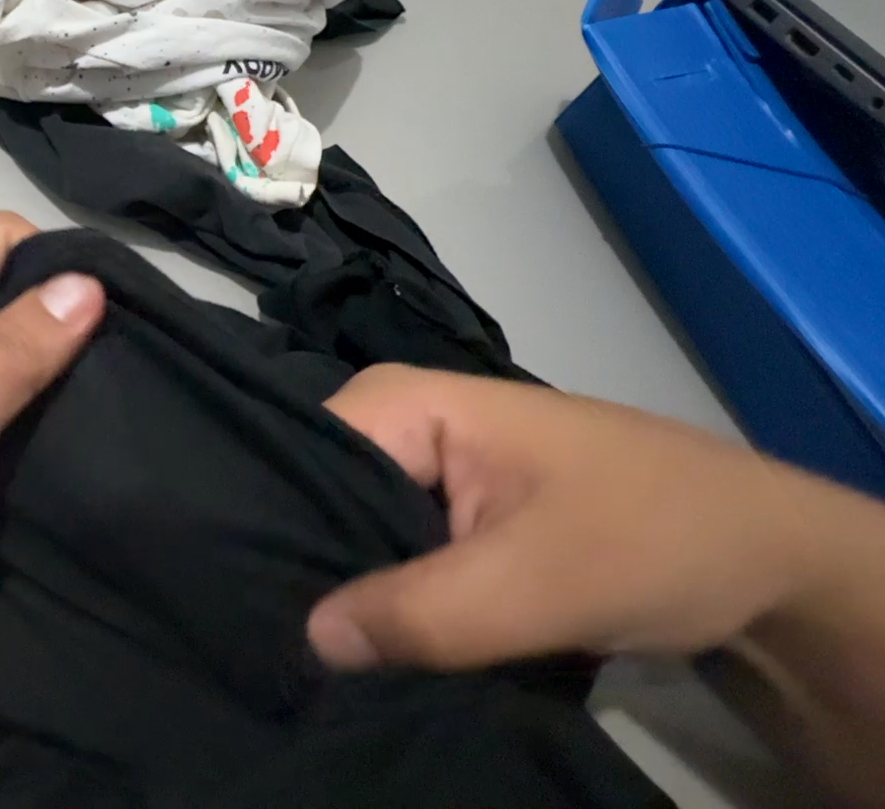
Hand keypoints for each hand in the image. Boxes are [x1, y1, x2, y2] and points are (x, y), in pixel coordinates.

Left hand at [0, 212, 103, 650]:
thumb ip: (8, 353)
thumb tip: (87, 282)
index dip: (60, 261)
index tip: (124, 315)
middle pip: (5, 300)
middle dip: (66, 328)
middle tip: (133, 379)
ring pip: (0, 364)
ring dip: (50, 383)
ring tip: (115, 419)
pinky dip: (24, 426)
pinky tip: (67, 453)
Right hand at [305, 364, 832, 669]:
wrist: (774, 562)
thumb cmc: (654, 538)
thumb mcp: (539, 583)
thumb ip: (421, 613)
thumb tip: (306, 641)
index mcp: (397, 399)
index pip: (298, 456)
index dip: (279, 524)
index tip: (266, 596)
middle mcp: (393, 416)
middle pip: (316, 490)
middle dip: (312, 562)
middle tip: (291, 633)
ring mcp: (418, 457)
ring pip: (349, 522)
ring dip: (347, 583)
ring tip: (324, 641)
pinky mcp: (441, 498)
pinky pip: (383, 540)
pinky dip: (380, 588)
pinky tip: (369, 630)